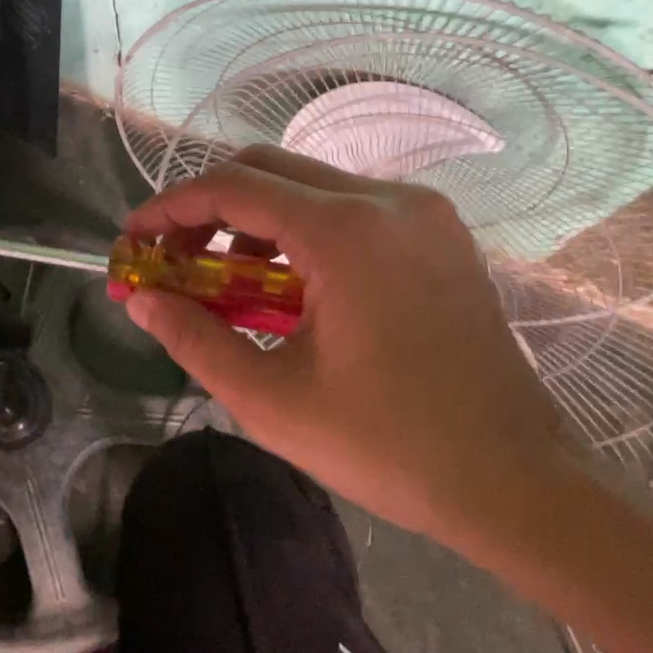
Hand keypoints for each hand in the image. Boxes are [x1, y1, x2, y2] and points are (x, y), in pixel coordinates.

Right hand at [120, 145, 568, 538]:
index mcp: (345, 232)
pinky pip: (345, 206)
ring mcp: (420, 213)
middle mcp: (386, 200)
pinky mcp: (437, 234)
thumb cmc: (388, 446)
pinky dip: (297, 230)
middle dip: (204, 208)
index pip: (231, 187)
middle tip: (172, 260)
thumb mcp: (270, 401)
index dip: (169, 208)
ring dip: (250, 219)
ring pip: (305, 183)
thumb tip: (141, 299)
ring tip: (225, 282)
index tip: (133, 241)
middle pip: (265, 168)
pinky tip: (287, 286)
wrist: (518, 484)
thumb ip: (192, 339)